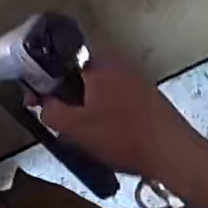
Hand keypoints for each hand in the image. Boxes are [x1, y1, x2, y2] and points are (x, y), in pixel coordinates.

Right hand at [37, 56, 207, 178]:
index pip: (63, 54)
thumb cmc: (122, 135)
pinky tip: (101, 134)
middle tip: (52, 114)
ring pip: (97, 88)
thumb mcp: (76, 128)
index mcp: (99, 64)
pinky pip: (114, 99)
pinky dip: (102, 112)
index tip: (34, 94)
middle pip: (80, 72)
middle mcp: (118, 65)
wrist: (173, 153)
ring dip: (82, 104)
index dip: (43, 73)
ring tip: (75, 129)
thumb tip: (43, 104)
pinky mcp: (146, 99)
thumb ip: (51, 112)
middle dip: (63, 91)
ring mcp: (135, 81)